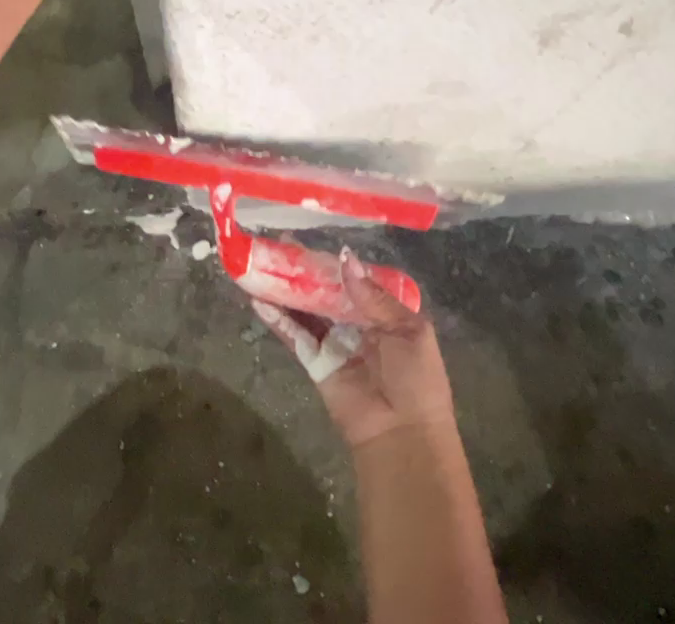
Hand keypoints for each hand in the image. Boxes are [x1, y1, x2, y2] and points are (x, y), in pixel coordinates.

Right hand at [254, 255, 457, 450]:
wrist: (403, 432)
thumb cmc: (415, 379)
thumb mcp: (407, 330)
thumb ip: (372, 296)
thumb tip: (344, 257)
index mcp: (386, 316)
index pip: (355, 281)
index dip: (335, 264)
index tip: (312, 241)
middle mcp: (357, 326)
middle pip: (325, 293)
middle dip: (304, 272)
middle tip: (279, 246)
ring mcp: (334, 343)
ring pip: (306, 311)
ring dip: (286, 292)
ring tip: (262, 268)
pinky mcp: (315, 362)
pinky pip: (295, 336)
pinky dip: (277, 319)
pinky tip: (259, 301)